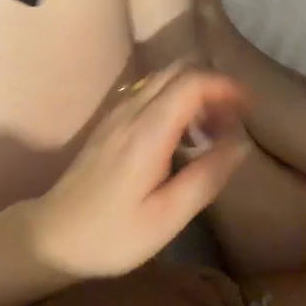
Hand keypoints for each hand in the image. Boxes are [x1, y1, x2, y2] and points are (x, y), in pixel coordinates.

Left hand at [25, 61, 250, 278]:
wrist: (55, 234)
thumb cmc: (114, 234)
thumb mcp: (168, 217)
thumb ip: (205, 176)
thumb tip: (240, 143)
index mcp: (147, 130)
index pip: (189, 82)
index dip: (223, 85)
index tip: (250, 106)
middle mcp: (130, 110)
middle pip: (175, 71)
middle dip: (211, 86)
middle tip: (233, 122)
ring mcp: (116, 113)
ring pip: (161, 79)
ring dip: (192, 92)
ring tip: (214, 131)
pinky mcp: (109, 123)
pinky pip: (147, 93)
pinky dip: (173, 100)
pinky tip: (182, 135)